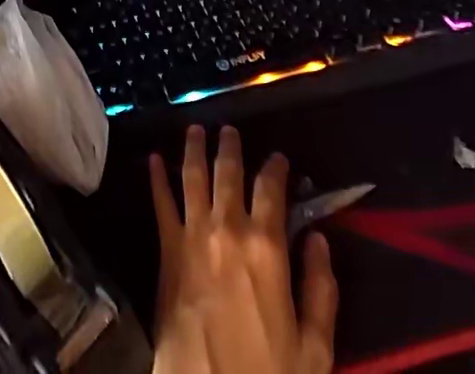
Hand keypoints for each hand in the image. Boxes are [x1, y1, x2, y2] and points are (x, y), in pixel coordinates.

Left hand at [147, 126, 336, 373]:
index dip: (275, 169)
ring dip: (194, 150)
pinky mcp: (167, 250)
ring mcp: (192, 236)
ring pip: (193, 178)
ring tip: (195, 129)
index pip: (272, 191)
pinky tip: (153, 159)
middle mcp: (227, 230)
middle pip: (229, 175)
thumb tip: (319, 239)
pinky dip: (157, 178)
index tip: (279, 157)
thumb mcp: (314, 345)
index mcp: (267, 249)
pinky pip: (161, 204)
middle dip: (230, 148)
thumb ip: (321, 289)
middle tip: (229, 129)